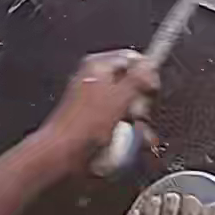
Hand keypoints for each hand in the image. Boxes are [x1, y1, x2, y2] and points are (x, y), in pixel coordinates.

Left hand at [34, 50, 159, 172]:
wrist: (62, 155)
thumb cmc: (85, 124)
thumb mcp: (119, 97)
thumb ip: (139, 78)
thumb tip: (152, 62)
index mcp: (99, 66)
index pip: (133, 59)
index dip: (147, 73)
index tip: (151, 90)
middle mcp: (97, 80)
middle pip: (134, 84)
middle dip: (142, 102)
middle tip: (136, 114)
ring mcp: (97, 102)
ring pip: (130, 106)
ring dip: (139, 121)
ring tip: (137, 132)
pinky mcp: (97, 121)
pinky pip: (122, 121)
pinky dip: (130, 132)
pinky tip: (135, 142)